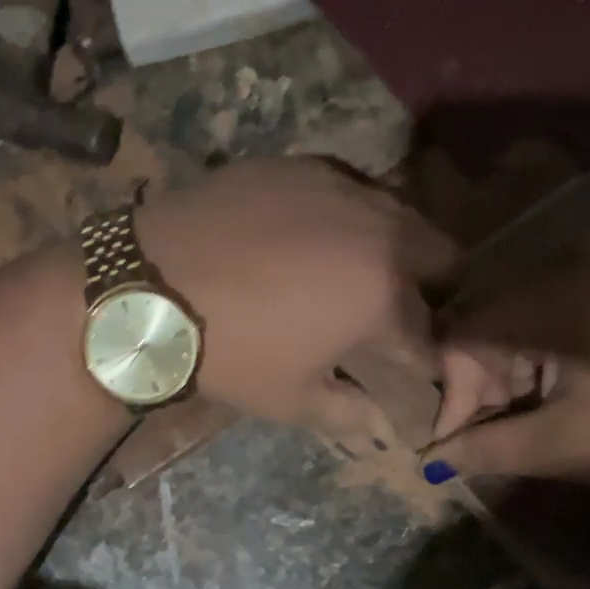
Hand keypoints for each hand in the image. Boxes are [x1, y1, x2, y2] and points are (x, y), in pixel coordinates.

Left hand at [134, 158, 457, 430]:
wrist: (148, 285)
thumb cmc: (228, 353)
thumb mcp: (291, 400)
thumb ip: (351, 413)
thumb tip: (382, 423)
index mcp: (385, 296)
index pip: (432, 336)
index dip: (428, 363)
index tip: (410, 375)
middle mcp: (381, 230)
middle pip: (441, 259)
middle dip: (428, 293)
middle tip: (388, 320)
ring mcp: (342, 188)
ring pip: (400, 216)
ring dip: (394, 251)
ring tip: (351, 279)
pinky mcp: (302, 165)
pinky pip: (350, 192)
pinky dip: (348, 221)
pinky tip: (310, 243)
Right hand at [423, 265, 589, 501]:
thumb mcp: (570, 447)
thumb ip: (490, 447)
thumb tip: (430, 456)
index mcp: (560, 296)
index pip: (462, 328)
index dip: (449, 387)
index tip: (454, 439)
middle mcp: (576, 267)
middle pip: (487, 317)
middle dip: (475, 382)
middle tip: (485, 437)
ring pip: (518, 319)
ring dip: (505, 375)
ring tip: (520, 425)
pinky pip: (553, 318)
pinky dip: (537, 361)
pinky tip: (553, 400)